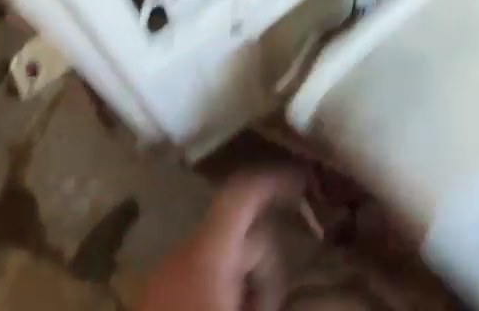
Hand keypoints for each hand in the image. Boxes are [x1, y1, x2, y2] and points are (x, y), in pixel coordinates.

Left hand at [135, 174, 302, 310]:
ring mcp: (162, 281)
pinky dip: (222, 295)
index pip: (242, 194)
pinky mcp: (154, 303)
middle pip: (238, 235)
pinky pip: (198, 282)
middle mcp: (181, 257)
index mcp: (206, 257)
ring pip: (220, 262)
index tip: (304, 183)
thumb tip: (324, 298)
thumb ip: (279, 291)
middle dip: (264, 265)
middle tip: (269, 307)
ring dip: (245, 287)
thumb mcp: (251, 310)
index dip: (274, 182)